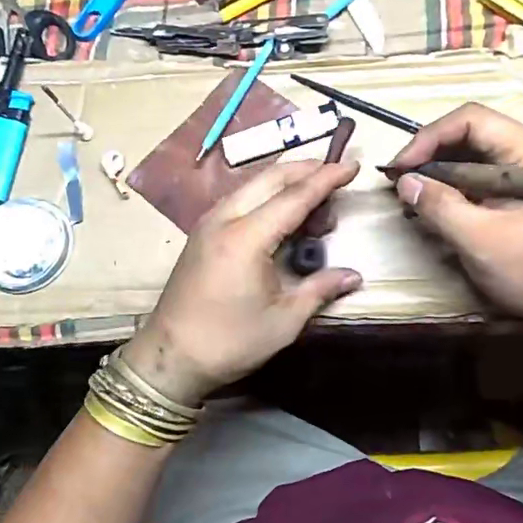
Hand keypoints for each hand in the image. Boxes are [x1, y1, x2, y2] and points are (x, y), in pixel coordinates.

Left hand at [127, 160, 362, 404]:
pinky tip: (279, 215)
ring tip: (313, 199)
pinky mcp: (199, 236)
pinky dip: (263, 198)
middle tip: (336, 176)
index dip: (326, 179)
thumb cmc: (228, 343)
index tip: (353, 165)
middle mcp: (223, 220)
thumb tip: (354, 276)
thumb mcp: (283, 321)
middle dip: (305, 171)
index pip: (294, 196)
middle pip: (269, 179)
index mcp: (245, 237)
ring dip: (283, 184)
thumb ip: (319, 289)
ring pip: (250, 187)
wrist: (169, 357)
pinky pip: (237, 201)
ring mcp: (206, 225)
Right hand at [388, 103, 522, 330]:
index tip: (398, 169)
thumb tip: (404, 182)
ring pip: (476, 162)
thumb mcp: (479, 238)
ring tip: (414, 198)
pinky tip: (438, 213)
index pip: (469, 120)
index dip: (427, 138)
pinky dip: (456, 193)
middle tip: (400, 183)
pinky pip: (484, 185)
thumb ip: (439, 206)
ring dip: (441, 176)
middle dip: (430, 156)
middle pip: (472, 137)